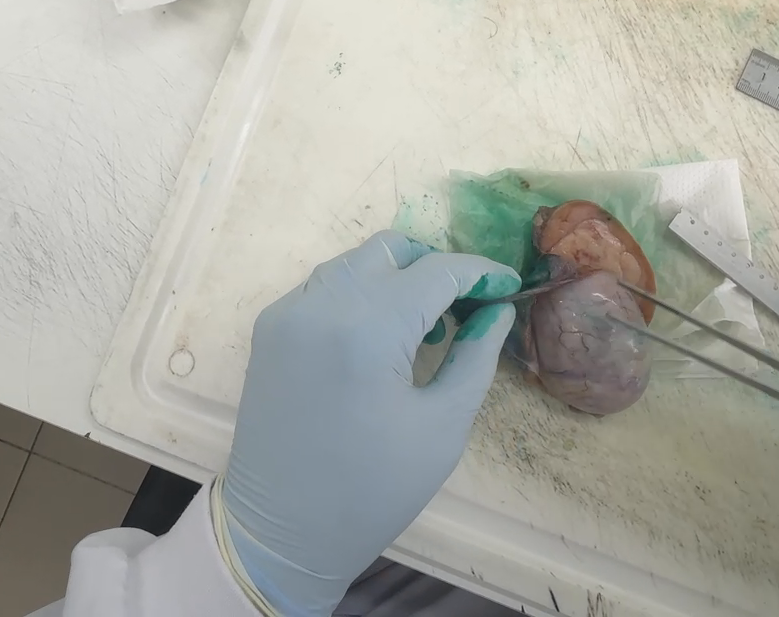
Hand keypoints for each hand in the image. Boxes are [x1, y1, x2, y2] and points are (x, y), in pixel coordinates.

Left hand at [217, 231, 520, 616]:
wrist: (279, 530)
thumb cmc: (372, 490)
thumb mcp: (442, 428)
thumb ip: (475, 356)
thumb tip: (498, 309)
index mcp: (369, 328)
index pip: (437, 270)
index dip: (480, 271)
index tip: (508, 286)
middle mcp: (323, 302)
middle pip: (392, 249)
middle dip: (435, 266)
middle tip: (463, 305)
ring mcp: (290, 309)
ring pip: (355, 260)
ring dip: (395, 275)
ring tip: (421, 326)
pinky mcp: (270, 324)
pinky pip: (324, 284)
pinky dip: (358, 291)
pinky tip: (375, 336)